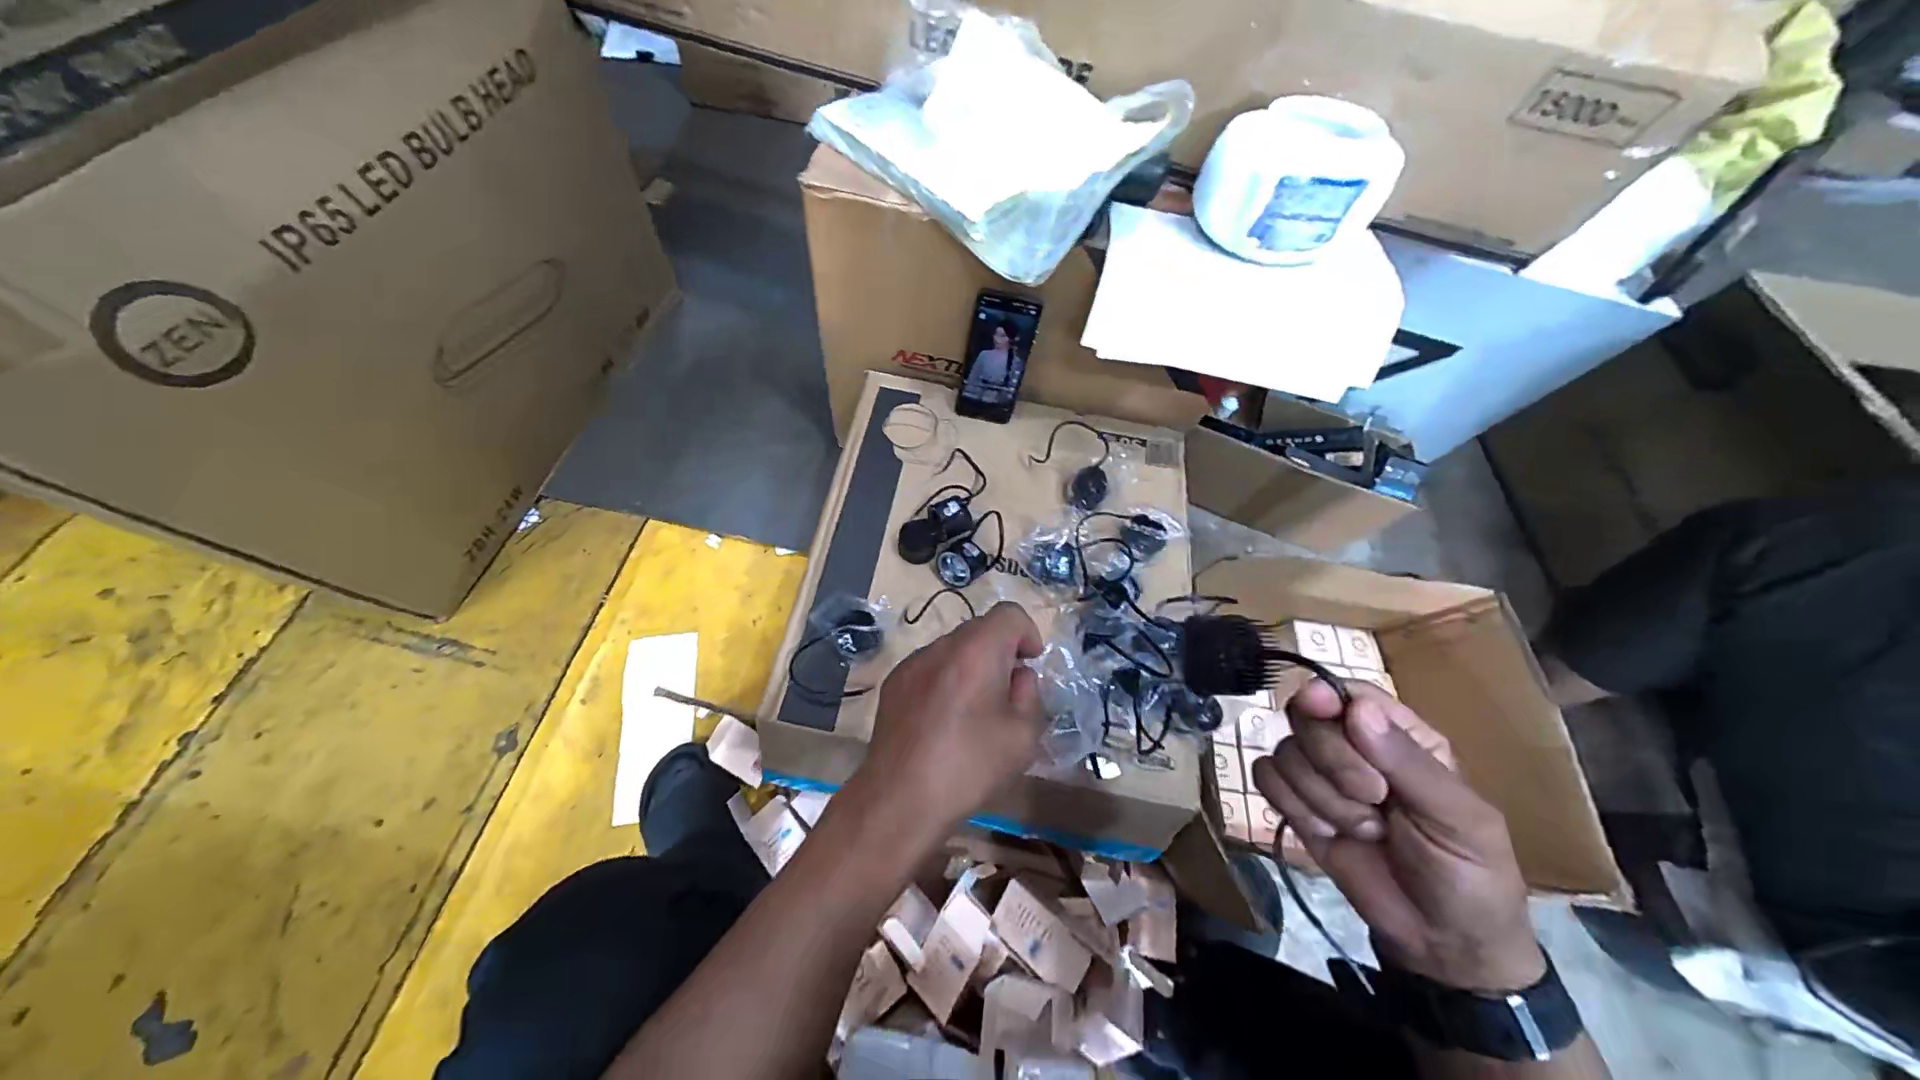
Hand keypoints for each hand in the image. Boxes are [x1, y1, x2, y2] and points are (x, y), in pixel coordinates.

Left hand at [855, 601, 1045, 831]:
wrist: (900, 798)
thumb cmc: (969, 767)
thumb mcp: (1023, 736)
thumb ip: (1029, 694)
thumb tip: (1017, 676)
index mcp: (976, 650)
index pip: (1009, 614)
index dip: (1028, 633)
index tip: (1032, 663)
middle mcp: (940, 646)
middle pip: (979, 629)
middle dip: (1001, 651)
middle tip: (1008, 693)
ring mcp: (911, 664)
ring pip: (952, 649)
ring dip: (972, 666)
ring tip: (975, 711)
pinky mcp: (893, 684)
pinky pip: (930, 668)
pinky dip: (946, 680)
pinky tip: (944, 721)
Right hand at [1249, 680, 1543, 992]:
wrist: (1440, 943)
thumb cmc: (1470, 874)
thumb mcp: (1459, 819)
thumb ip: (1407, 762)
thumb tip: (1357, 707)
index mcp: (1400, 736)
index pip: (1349, 693)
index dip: (1329, 695)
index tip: (1321, 706)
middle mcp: (1353, 746)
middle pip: (1306, 717)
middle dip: (1334, 761)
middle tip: (1374, 798)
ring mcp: (1320, 776)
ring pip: (1284, 752)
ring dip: (1322, 798)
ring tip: (1366, 830)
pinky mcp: (1295, 805)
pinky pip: (1266, 780)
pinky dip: (1293, 807)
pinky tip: (1327, 833)